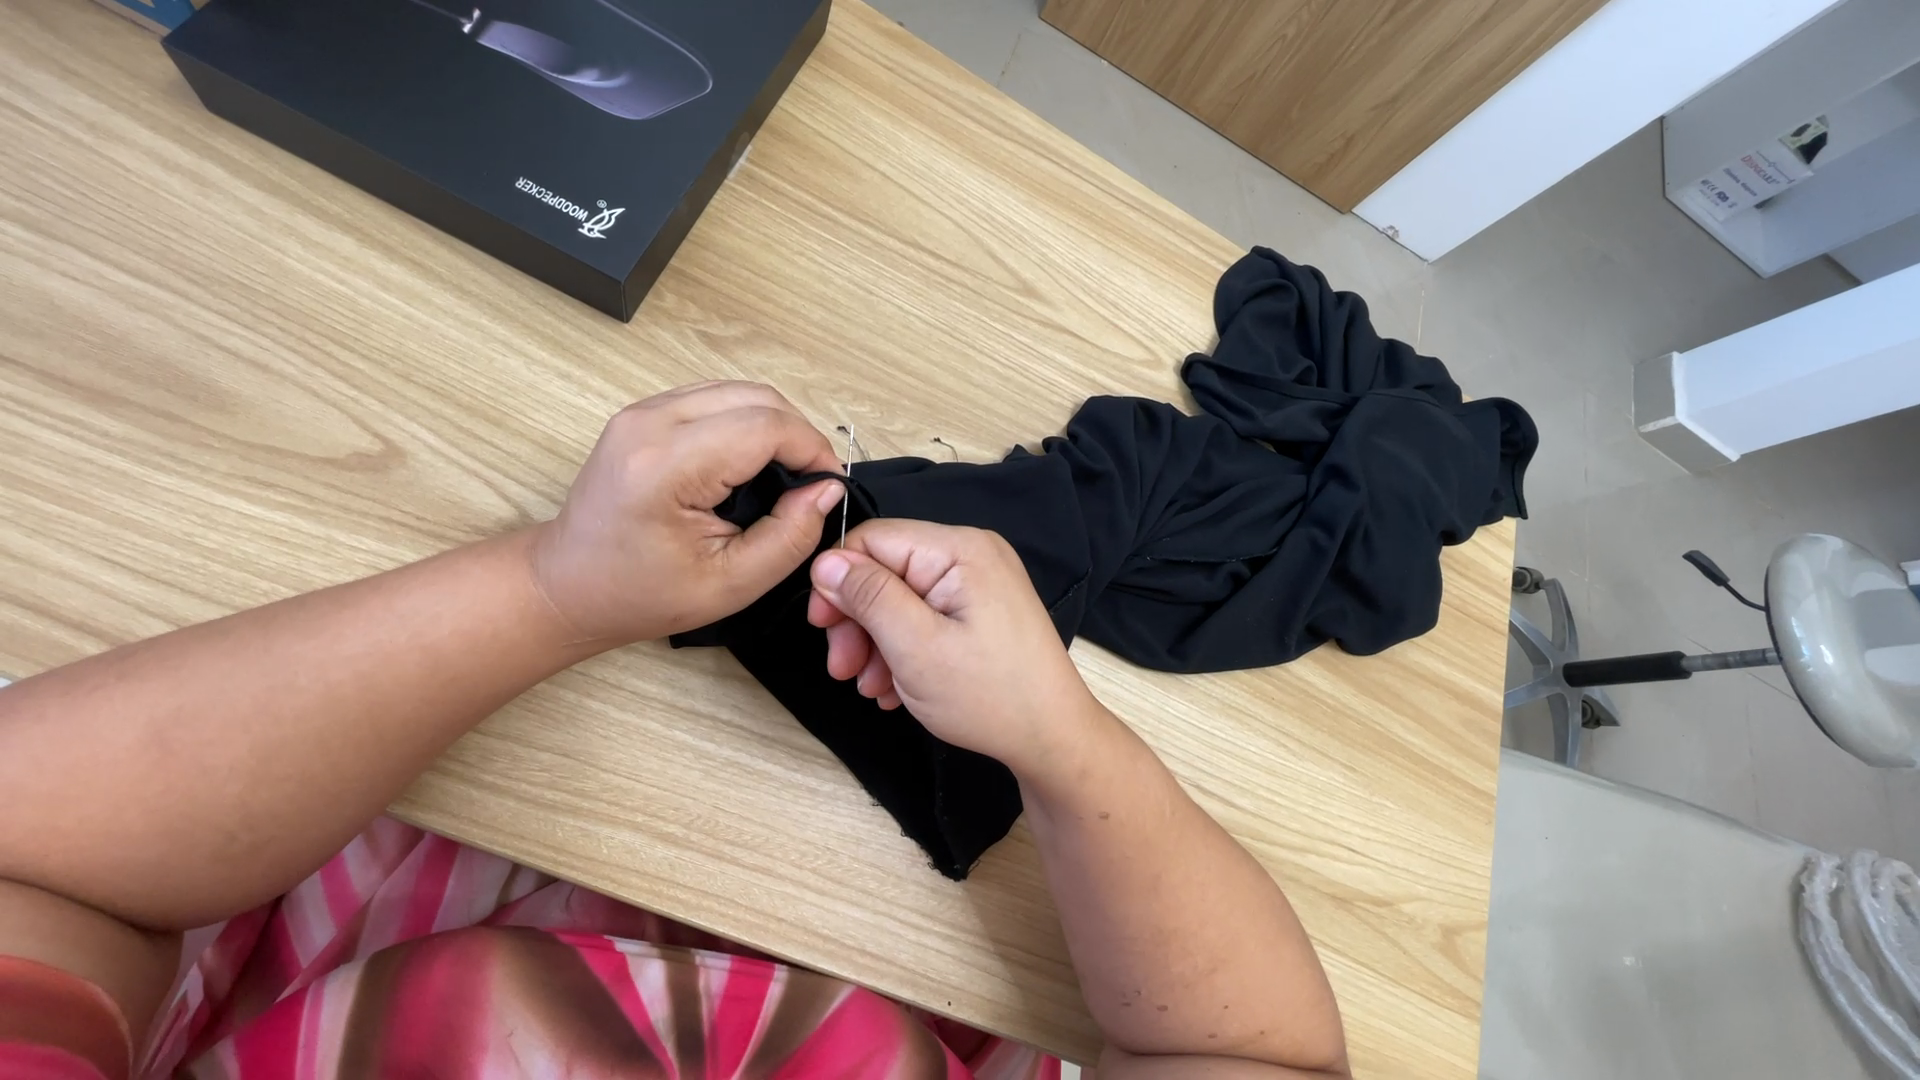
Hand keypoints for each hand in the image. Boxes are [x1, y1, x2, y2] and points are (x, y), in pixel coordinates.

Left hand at [531, 381, 843, 643]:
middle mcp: (650, 423)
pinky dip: (749, 423)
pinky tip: (753, 463)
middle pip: (757, 397)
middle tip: (814, 482)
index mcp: (665, 467)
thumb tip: (827, 490)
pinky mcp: (645, 413)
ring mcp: (643, 411)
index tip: (830, 485)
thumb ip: (790, 536)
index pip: (765, 426)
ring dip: (776, 426)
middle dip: (799, 435)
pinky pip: (717, 398)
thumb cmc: (642, 594)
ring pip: (740, 391)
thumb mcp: (732, 584)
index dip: (812, 450)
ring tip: (788, 474)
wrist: (570, 584)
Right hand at [806, 520, 1100, 773]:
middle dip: (857, 621)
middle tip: (842, 669)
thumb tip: (825, 562)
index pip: (873, 539)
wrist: (1052, 738)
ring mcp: (978, 584)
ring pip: (901, 598)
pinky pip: (926, 616)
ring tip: (870, 688)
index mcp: (959, 549)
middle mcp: (971, 555)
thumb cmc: (990, 695)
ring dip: (875, 642)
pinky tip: (894, 687)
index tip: (822, 627)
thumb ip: (868, 597)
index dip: (838, 579)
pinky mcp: (980, 611)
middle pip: (886, 571)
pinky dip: (902, 649)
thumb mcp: (915, 646)